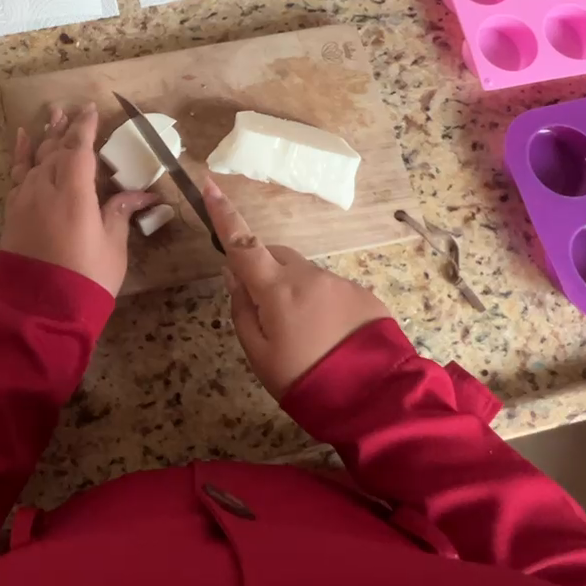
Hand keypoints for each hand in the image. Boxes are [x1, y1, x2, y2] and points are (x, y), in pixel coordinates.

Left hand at [1, 103, 162, 295]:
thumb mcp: (112, 247)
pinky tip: (23, 140)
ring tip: (51, 117)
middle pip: (55, 149)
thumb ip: (119, 213)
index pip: (79, 148)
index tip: (91, 108)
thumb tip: (141, 195)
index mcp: (74, 193)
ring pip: (36, 159)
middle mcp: (45, 188)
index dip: (85, 126)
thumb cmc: (86, 280)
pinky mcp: (13, 213)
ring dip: (46, 137)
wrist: (40, 311)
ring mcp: (25, 200)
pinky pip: (17, 174)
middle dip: (64, 128)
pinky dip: (21, 155)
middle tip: (70, 109)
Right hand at [202, 179, 394, 399]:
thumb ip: (241, 310)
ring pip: (305, 276)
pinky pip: (332, 291)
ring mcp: (340, 283)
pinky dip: (323, 306)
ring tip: (306, 338)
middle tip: (267, 314)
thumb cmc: (304, 381)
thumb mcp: (258, 354)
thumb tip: (234, 276)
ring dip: (296, 293)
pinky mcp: (365, 295)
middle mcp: (308, 275)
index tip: (210, 184)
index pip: (242, 243)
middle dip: (265, 271)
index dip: (223, 214)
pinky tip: (331, 340)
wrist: (375, 401)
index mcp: (277, 288)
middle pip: (276, 257)